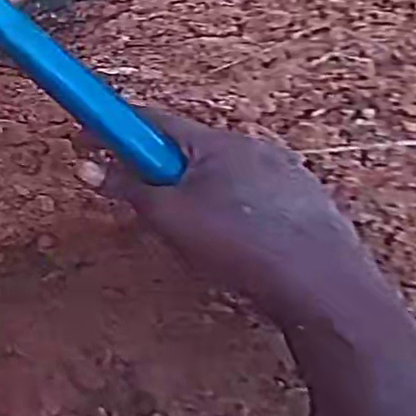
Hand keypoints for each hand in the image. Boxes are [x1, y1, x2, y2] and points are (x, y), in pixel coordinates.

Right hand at [103, 110, 407, 328]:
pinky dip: (221, 202)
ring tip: (178, 221)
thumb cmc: (239, 245)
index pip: (151, 119)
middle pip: (185, 145)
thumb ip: (124, 186)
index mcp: (218, 142)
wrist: (330, 296)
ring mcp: (288, 175)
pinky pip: (247, 191)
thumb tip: (85, 167)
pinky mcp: (309, 204)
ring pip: (217, 170)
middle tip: (129, 187)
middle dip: (152, 163)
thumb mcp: (165, 215)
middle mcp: (255, 148)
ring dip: (188, 185)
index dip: (113, 127)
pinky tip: (220, 235)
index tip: (86, 139)